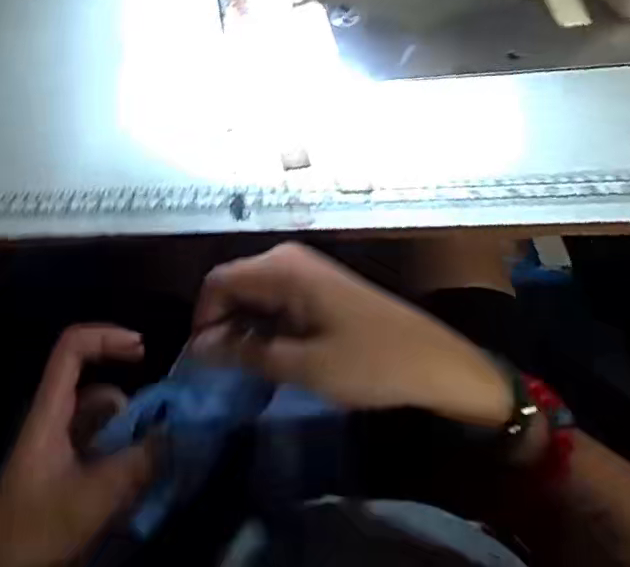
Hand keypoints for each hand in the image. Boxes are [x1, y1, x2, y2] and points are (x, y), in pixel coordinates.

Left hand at [0, 325, 155, 566]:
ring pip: (98, 419)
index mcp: (49, 412)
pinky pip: (97, 447)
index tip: (142, 349)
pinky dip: (119, 454)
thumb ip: (139, 463)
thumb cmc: (36, 534)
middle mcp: (51, 421)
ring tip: (149, 462)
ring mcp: (54, 448)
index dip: (107, 336)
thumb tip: (177, 433)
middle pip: (94, 384)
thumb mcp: (94, 498)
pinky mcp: (59, 474)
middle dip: (130, 400)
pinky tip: (135, 483)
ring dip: (127, 432)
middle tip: (158, 424)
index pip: (72, 347)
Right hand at [192, 242, 512, 426]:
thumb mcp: (302, 365)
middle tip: (222, 372)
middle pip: (232, 284)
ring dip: (241, 327)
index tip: (201, 363)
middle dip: (220, 324)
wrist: (430, 359)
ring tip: (245, 369)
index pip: (217, 282)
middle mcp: (288, 258)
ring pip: (251, 292)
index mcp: (282, 268)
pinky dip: (263, 324)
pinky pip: (273, 298)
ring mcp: (304, 268)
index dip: (202, 320)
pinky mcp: (316, 284)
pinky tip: (272, 355)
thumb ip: (245, 352)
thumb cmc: (368, 362)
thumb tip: (198, 349)